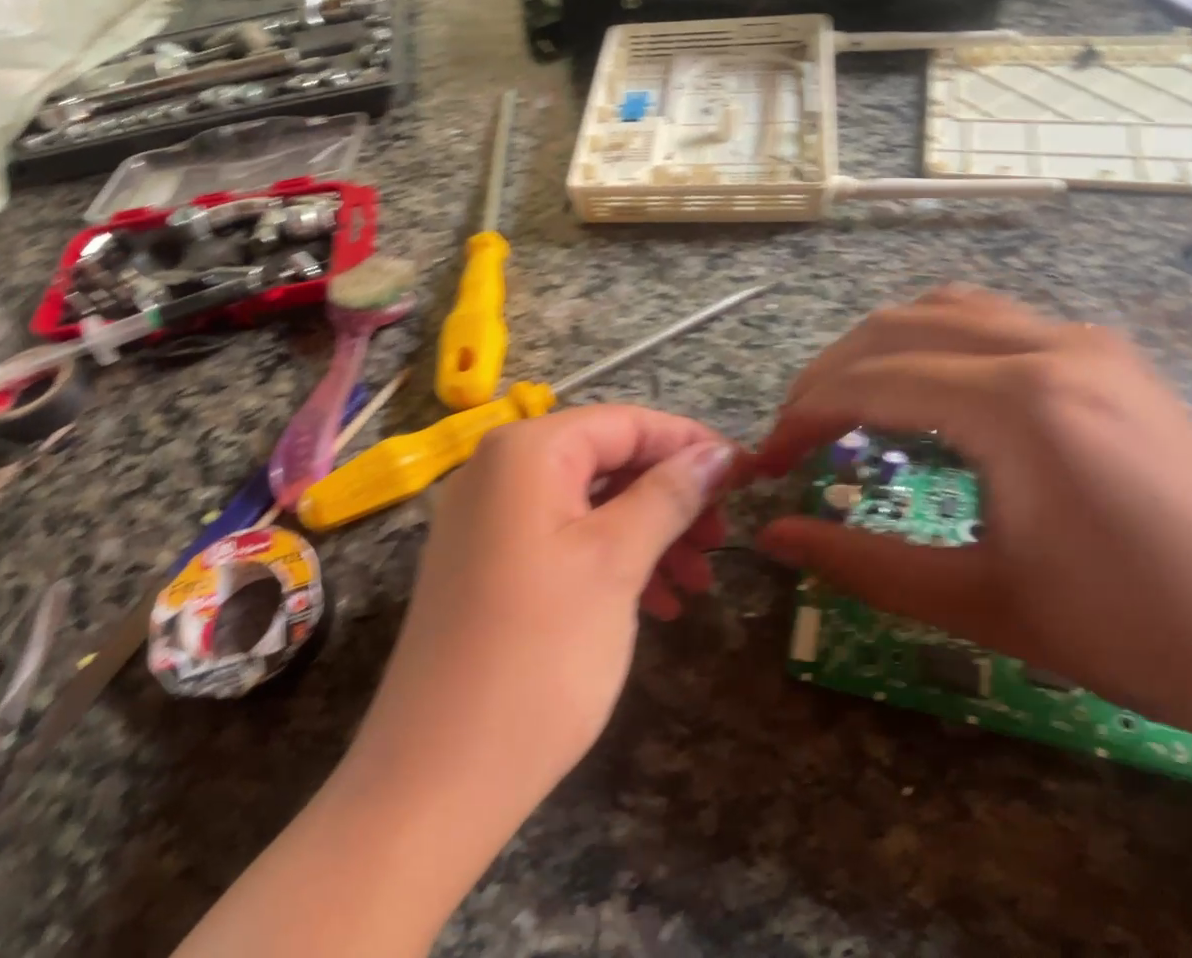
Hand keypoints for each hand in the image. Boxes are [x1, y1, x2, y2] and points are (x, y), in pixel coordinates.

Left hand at [362, 404, 731, 797]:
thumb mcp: (615, 562)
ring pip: (587, 508)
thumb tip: (717, 453)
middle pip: (605, 462)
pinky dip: (611, 564)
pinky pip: (561, 545)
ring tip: (695, 585)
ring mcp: (484, 525)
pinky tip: (653, 605)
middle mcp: (494, 474)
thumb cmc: (540, 652)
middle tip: (722, 542)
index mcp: (523, 453)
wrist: (443, 769)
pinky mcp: (484, 570)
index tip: (748, 476)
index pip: (623, 422)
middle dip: (670, 496)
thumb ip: (668, 496)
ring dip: (648, 536)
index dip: (689, 443)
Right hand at [749, 285, 1191, 716]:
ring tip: (847, 411)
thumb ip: (860, 561)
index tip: (766, 464)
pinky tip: (927, 401)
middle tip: (792, 438)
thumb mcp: (976, 602)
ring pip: (947, 309)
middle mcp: (1049, 348)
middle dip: (827, 377)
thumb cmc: (1131, 630)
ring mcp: (1088, 345)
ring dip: (879, 351)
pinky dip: (934, 348)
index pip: (869, 381)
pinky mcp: (1111, 361)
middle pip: (896, 328)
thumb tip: (772, 535)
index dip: (801, 418)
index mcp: (1015, 404)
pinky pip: (995, 324)